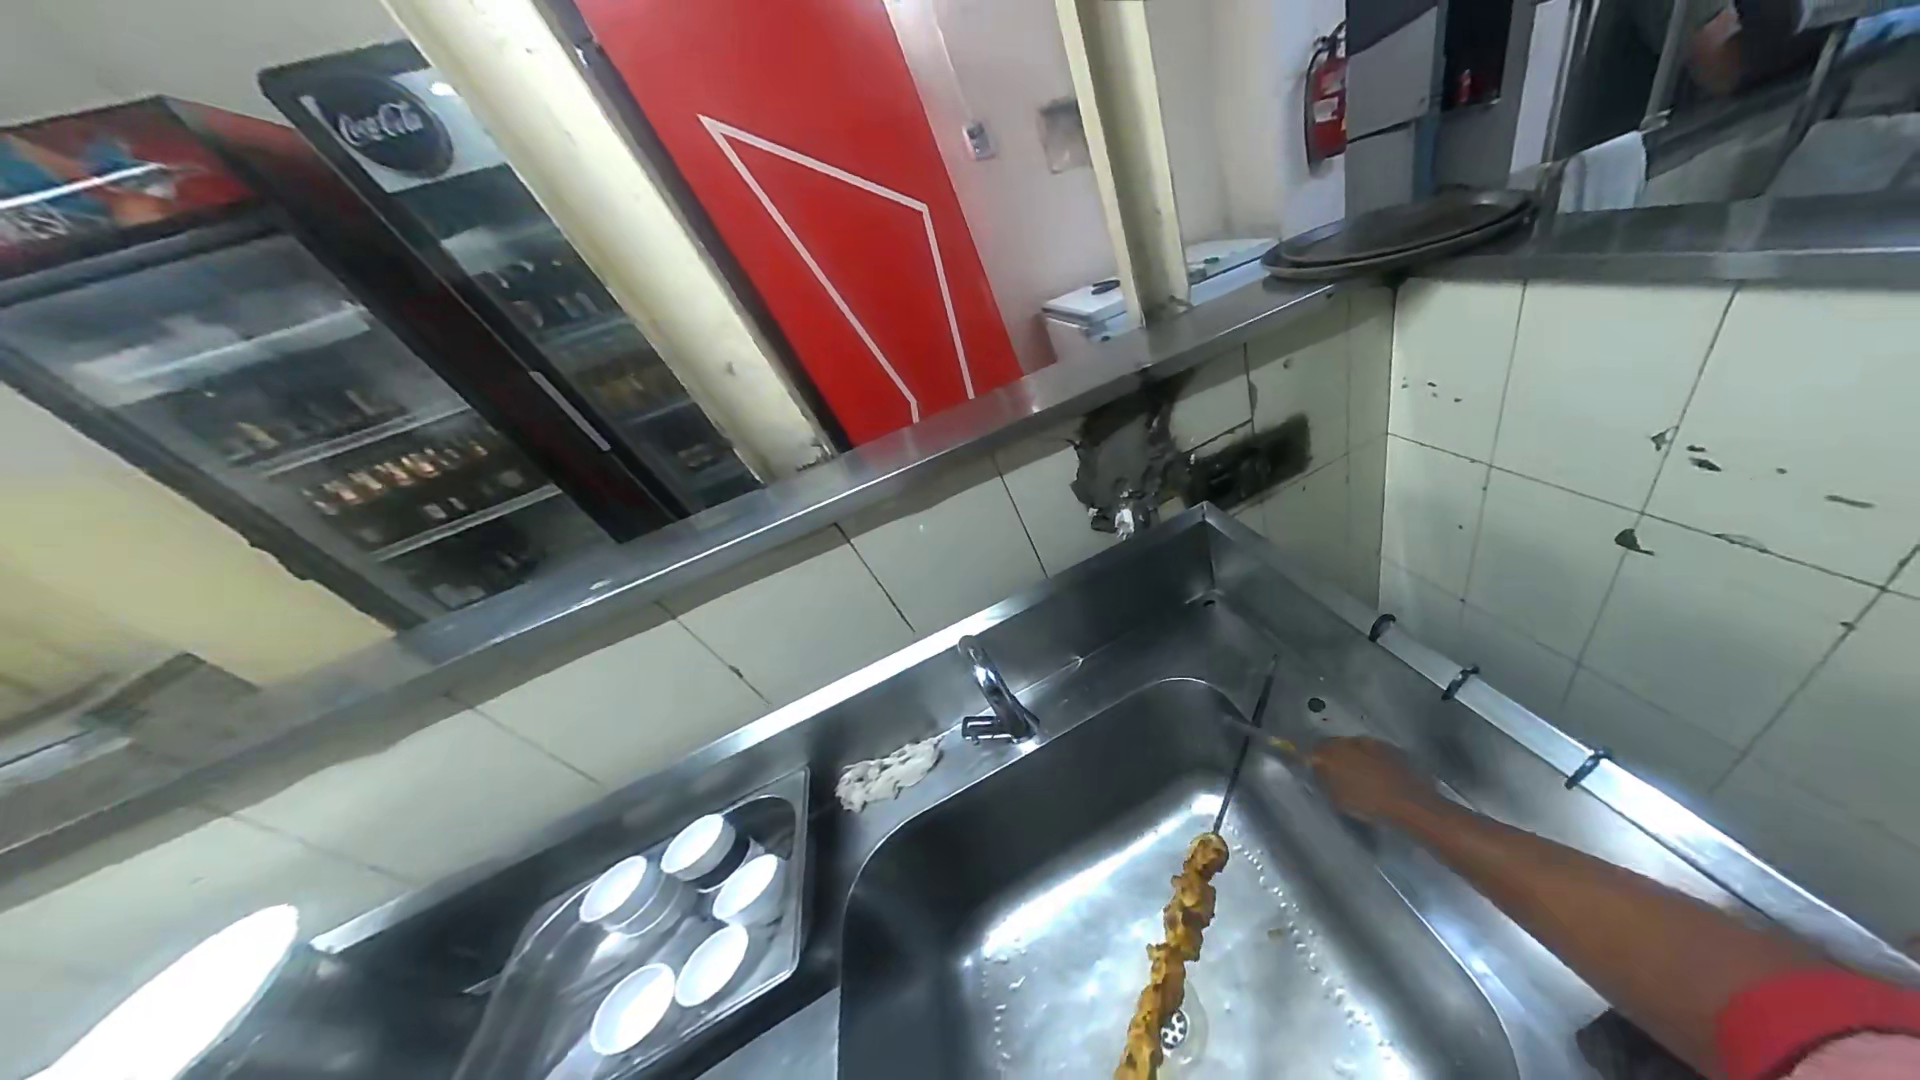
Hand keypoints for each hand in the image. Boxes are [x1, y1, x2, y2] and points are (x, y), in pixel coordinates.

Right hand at [1308, 736, 1440, 825]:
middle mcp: (1348, 742)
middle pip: (1333, 744)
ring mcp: (1371, 742)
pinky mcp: (1391, 747)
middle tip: (1337, 771)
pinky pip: (1374, 749)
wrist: (1412, 804)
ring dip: (1354, 754)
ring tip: (1361, 772)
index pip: (1313, 751)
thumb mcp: (1338, 799)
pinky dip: (1373, 757)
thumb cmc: (1370, 804)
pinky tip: (1380, 772)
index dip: (1312, 760)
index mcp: (1331, 754)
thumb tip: (1317, 771)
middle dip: (1333, 755)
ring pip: (1354, 745)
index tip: (1313, 768)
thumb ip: (1324, 781)